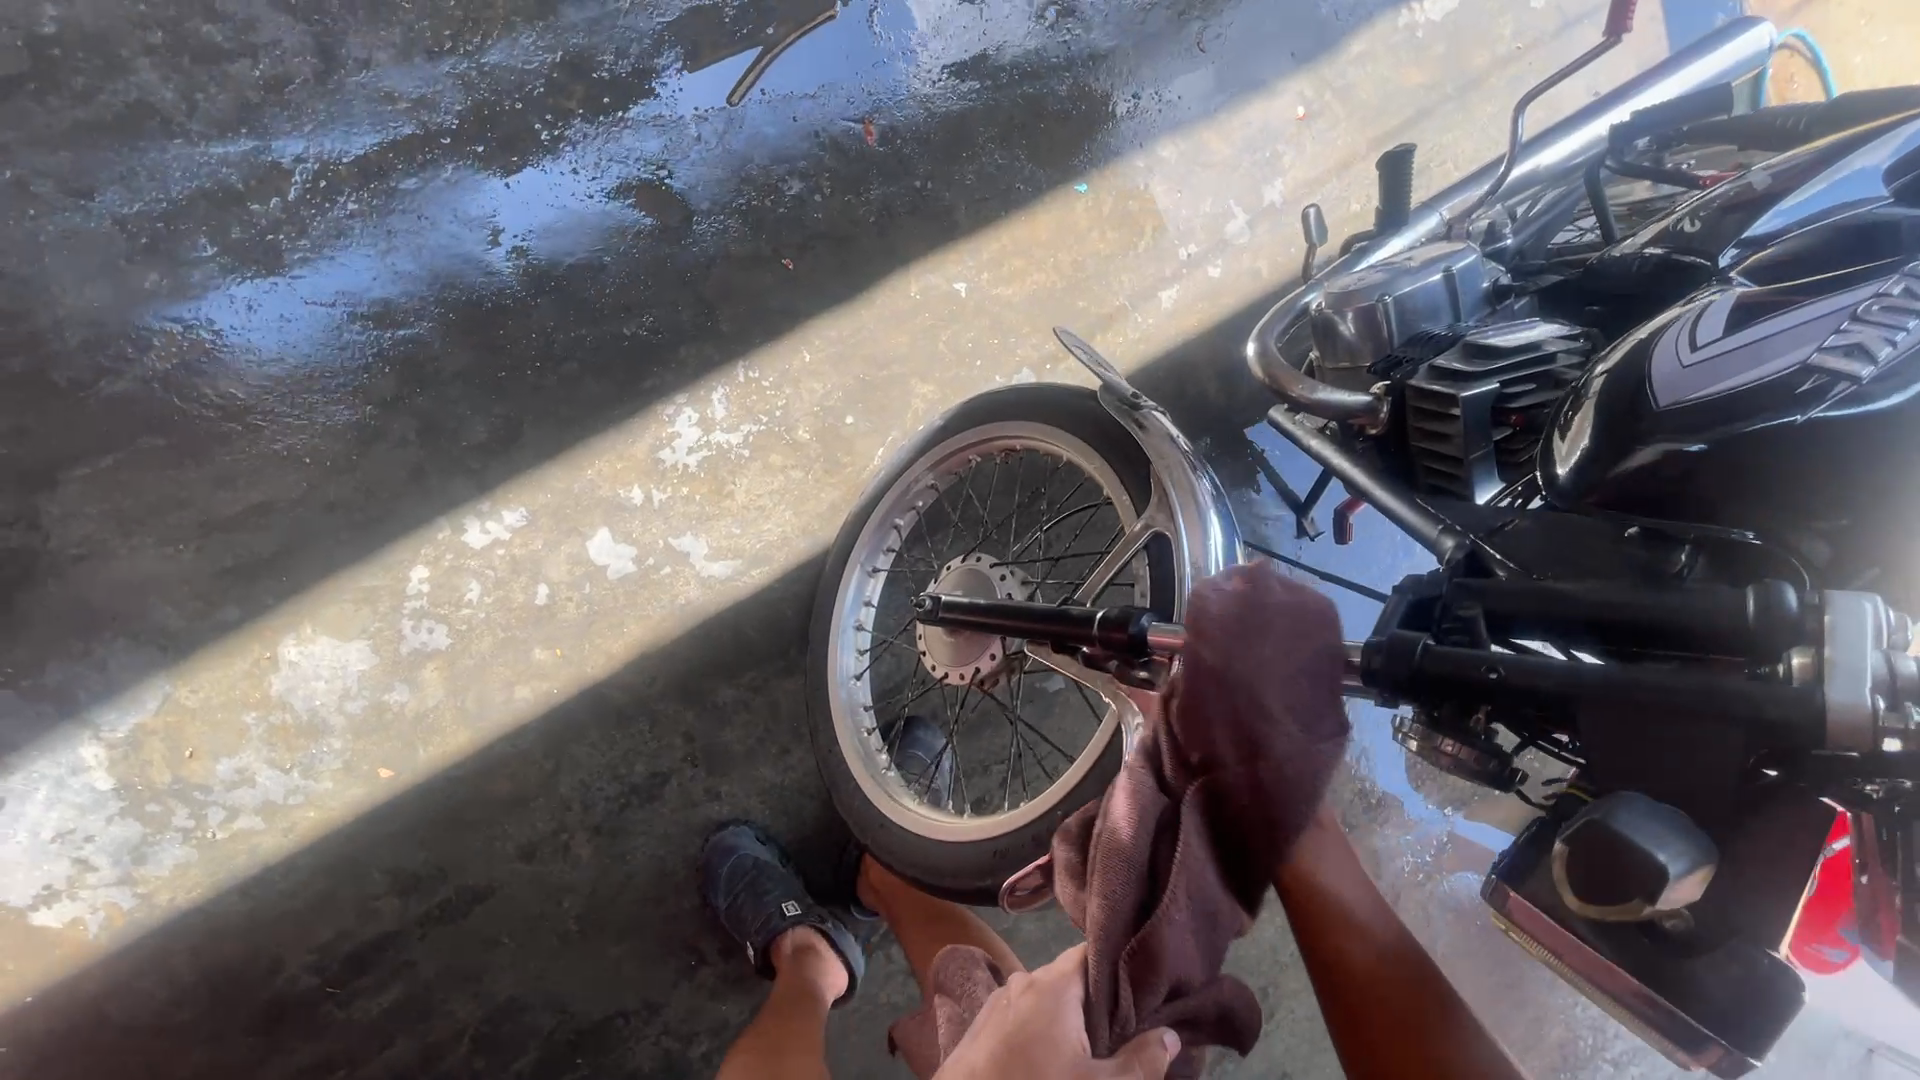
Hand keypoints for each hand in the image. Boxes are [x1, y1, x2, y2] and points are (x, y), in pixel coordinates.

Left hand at [931, 944, 1178, 1079]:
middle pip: (1070, 978)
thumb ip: (1140, 1062)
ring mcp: (999, 1002)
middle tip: (1122, 1027)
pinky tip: (1050, 1058)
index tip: (1142, 986)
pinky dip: (1039, 1031)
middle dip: (1094, 1001)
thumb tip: (1171, 1035)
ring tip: (1089, 1048)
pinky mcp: (983, 1025)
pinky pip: (1022, 1017)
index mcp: (1053, 984)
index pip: (1091, 953)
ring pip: (1045, 1000)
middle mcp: (1024, 980)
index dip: (1118, 966)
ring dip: (1066, 1019)